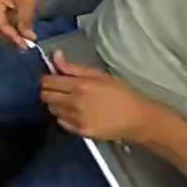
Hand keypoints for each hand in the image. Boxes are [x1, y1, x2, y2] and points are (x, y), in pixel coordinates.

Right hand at [0, 0, 43, 46]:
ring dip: (10, 33)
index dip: (13, 37)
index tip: (26, 46)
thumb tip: (28, 38)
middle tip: (26, 46)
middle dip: (11, 37)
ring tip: (24, 40)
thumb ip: (26, 20)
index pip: (0, 26)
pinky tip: (20, 31)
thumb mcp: (28, 1)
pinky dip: (9, 26)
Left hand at [39, 54, 166, 142]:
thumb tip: (55, 55)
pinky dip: (62, 116)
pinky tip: (73, 113)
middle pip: (45, 95)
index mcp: (79, 86)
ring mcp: (76, 118)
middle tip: (59, 91)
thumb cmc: (122, 94)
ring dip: (54, 104)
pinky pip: (60, 121)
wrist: (140, 120)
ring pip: (51, 109)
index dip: (47, 79)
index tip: (52, 80)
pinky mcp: (80, 131)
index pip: (47, 81)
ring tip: (67, 101)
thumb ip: (73, 67)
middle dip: (48, 91)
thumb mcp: (100, 76)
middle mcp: (74, 102)